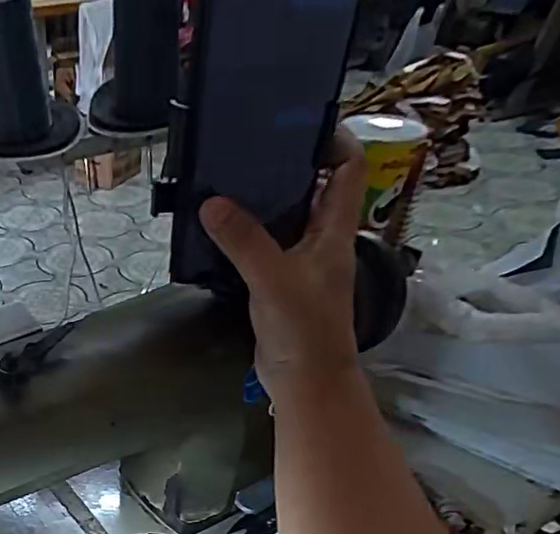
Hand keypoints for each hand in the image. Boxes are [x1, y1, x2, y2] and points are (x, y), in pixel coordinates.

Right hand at [199, 131, 367, 404]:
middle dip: (287, 166)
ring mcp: (301, 266)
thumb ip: (244, 241)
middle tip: (250, 148)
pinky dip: (247, 237)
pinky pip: (265, 250)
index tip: (298, 125)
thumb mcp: (274, 279)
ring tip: (229, 180)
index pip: (348, 169)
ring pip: (286, 221)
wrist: (305, 384)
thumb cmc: (304, 330)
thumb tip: (211, 203)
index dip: (333, 140)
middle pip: (313, 189)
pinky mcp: (280, 288)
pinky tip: (221, 229)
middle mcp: (322, 242)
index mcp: (336, 231)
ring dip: (263, 202)